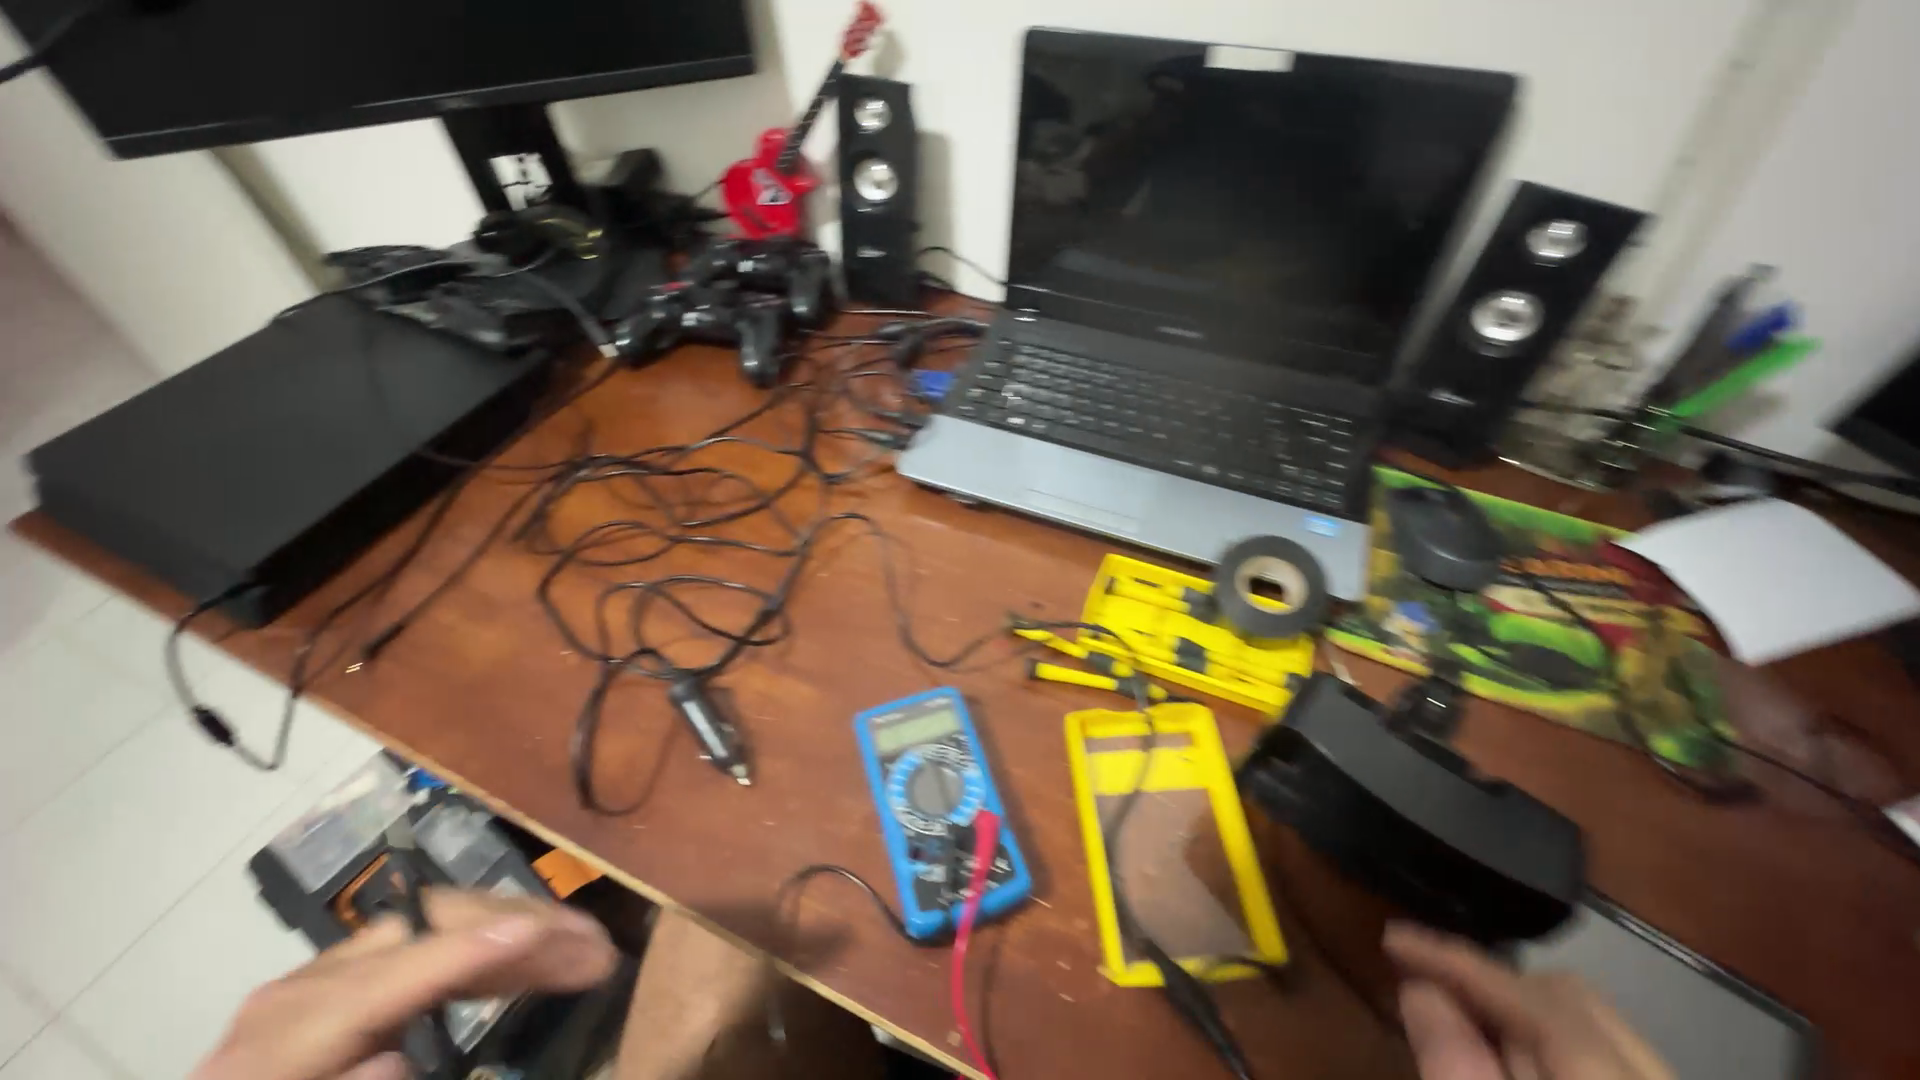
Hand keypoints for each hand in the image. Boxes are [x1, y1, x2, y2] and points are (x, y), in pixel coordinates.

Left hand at [193, 888, 618, 1079]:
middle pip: (424, 927)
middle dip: (518, 922)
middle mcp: (303, 994)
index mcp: (276, 1049)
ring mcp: (325, 981)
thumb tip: (400, 1059)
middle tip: (593, 942)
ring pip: (438, 924)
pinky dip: (492, 947)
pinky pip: (433, 945)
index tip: (540, 931)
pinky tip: (536, 958)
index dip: (464, 952)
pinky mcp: (346, 984)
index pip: (383, 982)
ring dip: (520, 928)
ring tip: (585, 945)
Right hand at [1383, 921, 1673, 1079]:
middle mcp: (1658, 1075)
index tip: (1393, 939)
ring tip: (1464, 1027)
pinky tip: (1511, 1062)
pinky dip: (1551, 1045)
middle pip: (1571, 995)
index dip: (1456, 959)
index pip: (1533, 996)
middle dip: (1494, 982)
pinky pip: (1609, 1053)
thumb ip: (1456, 1064)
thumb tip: (1421, 988)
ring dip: (1520, 1012)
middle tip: (1428, 989)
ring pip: (1595, 1022)